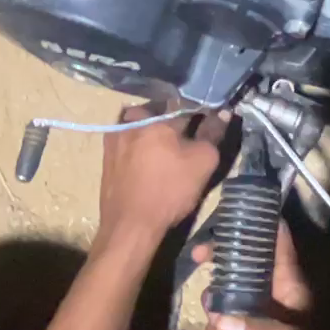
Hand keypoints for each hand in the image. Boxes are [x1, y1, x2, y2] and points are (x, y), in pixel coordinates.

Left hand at [97, 103, 225, 240]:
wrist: (130, 225)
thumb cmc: (169, 191)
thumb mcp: (203, 161)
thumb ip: (213, 132)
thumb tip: (222, 111)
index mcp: (156, 115)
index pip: (186, 104)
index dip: (201, 112)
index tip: (209, 122)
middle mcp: (131, 118)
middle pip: (162, 111)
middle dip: (176, 119)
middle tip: (188, 138)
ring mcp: (114, 135)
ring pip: (143, 124)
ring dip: (157, 130)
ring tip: (169, 151)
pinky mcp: (107, 153)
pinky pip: (130, 139)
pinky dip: (142, 144)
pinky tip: (151, 161)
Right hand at [201, 223, 329, 329]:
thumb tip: (219, 319)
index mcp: (290, 285)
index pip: (276, 245)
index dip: (258, 225)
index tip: (232, 212)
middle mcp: (272, 295)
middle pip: (244, 265)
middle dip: (222, 258)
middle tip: (198, 256)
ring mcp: (258, 318)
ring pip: (228, 296)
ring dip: (214, 300)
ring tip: (209, 311)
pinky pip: (223, 329)